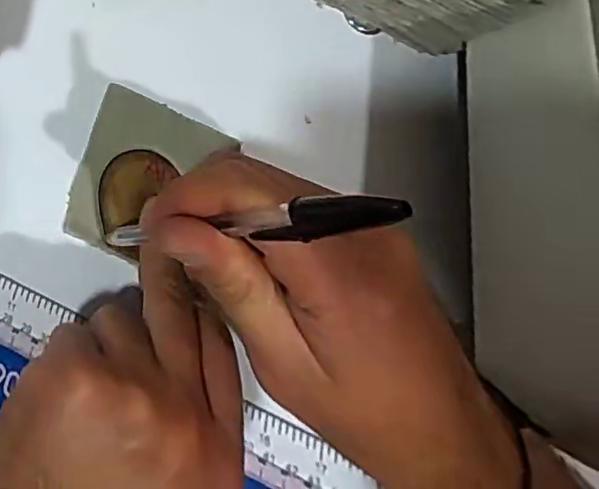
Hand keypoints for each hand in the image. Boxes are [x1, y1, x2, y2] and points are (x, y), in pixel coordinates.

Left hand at [0, 243, 243, 488]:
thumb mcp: (175, 477)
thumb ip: (191, 418)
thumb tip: (179, 350)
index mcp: (215, 448)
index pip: (220, 345)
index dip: (200, 305)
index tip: (188, 280)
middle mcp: (183, 413)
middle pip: (177, 309)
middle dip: (165, 270)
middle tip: (159, 235)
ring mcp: (131, 389)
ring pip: (116, 318)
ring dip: (97, 341)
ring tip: (82, 394)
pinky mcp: (78, 376)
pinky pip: (72, 334)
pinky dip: (60, 359)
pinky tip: (52, 403)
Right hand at [143, 153, 544, 488]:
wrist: (447, 426)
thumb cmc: (366, 414)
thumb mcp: (285, 365)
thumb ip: (232, 286)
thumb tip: (176, 232)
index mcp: (334, 263)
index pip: (245, 192)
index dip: (188, 197)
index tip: (151, 223)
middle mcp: (352, 222)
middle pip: (253, 172)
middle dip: (197, 192)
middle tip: (162, 230)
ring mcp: (362, 216)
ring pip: (269, 176)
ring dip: (221, 198)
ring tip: (190, 237)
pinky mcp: (363, 219)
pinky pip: (291, 194)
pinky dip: (252, 207)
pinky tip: (235, 241)